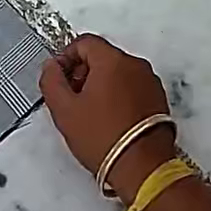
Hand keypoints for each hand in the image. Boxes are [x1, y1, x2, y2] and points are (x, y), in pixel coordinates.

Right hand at [39, 34, 177, 200]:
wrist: (143, 168)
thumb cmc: (104, 139)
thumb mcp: (65, 110)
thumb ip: (51, 81)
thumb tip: (51, 66)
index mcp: (113, 60)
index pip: (84, 42)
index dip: (66, 57)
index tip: (59, 77)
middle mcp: (135, 64)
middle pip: (102, 56)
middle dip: (83, 72)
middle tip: (72, 98)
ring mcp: (150, 81)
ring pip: (118, 72)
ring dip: (101, 85)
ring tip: (90, 113)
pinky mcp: (158, 99)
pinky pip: (133, 87)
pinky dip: (119, 95)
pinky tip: (109, 120)